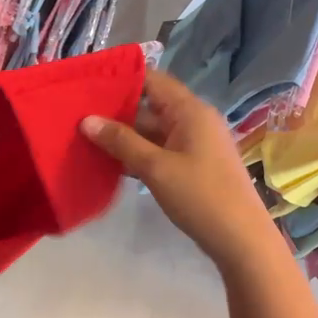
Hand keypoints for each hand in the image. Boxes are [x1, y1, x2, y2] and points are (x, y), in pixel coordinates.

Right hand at [82, 69, 268, 269]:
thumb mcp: (155, 168)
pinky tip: (110, 161)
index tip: (88, 84)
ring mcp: (194, 143)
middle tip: (77, 115)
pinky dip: (137, 152)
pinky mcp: (192, 164)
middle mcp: (194, 120)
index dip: (122, 79)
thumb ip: (120, 141)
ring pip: (152, 130)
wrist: (240, 238)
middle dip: (116, 111)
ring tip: (85, 137)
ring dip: (124, 135)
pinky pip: (160, 148)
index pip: (152, 80)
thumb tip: (86, 120)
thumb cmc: (200, 196)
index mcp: (190, 111)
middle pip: (150, 105)